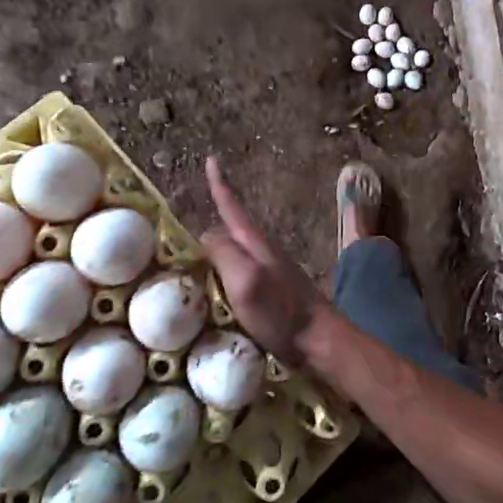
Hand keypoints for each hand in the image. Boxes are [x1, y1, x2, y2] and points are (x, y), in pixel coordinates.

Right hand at [201, 156, 333, 365]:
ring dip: (215, 251)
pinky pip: (240, 274)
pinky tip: (216, 287)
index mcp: (255, 243)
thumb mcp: (246, 279)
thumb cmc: (281, 311)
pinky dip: (224, 274)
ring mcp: (270, 273)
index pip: (232, 207)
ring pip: (235, 253)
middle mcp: (263, 252)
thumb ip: (224, 253)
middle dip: (211, 221)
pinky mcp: (272, 294)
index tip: (212, 160)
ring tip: (192, 259)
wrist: (320, 342)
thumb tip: (204, 235)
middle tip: (181, 229)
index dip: (219, 185)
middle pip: (231, 229)